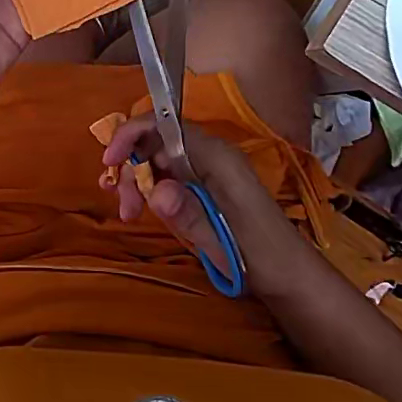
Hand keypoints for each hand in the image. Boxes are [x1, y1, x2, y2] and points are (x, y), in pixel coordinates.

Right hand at [100, 112, 287, 262]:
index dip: (132, 134)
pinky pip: (171, 175)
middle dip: (132, 168)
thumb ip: (189, 214)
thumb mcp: (222, 241)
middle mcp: (212, 156)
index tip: (110, 161)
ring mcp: (210, 171)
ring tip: (130, 215)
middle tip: (123, 209)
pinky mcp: (208, 186)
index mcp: (218, 158)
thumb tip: (155, 190)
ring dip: (138, 182)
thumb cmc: (261, 258)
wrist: (292, 276)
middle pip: (157, 143)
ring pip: (160, 160)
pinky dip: (152, 189)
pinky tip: (144, 210)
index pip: (165, 125)